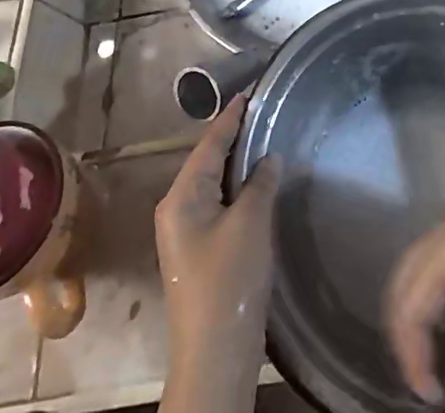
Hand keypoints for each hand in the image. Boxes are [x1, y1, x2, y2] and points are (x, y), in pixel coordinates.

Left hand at [155, 95, 282, 374]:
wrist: (215, 351)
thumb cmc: (229, 280)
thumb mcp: (250, 224)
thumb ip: (260, 183)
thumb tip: (269, 157)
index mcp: (180, 197)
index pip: (208, 145)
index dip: (229, 118)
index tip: (247, 93)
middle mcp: (176, 209)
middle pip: (206, 162)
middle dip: (231, 137)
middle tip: (260, 112)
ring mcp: (185, 232)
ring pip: (212, 184)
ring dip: (235, 163)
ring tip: (261, 140)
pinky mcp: (199, 250)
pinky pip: (217, 204)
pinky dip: (236, 188)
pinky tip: (255, 185)